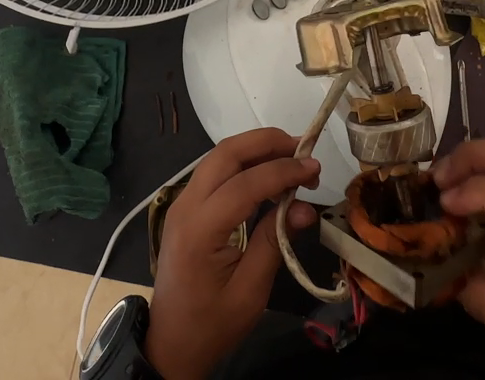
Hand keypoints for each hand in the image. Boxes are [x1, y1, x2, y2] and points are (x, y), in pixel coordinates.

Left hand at [145, 128, 319, 379]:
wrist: (170, 343)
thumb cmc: (212, 324)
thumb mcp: (250, 292)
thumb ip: (275, 243)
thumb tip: (307, 208)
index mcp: (199, 230)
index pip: (244, 184)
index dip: (282, 170)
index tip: (314, 168)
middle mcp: (186, 205)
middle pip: (226, 153)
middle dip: (267, 142)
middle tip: (303, 148)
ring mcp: (182, 202)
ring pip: (219, 156)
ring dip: (256, 149)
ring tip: (292, 157)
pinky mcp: (186, 206)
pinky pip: (215, 171)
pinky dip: (244, 163)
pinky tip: (269, 174)